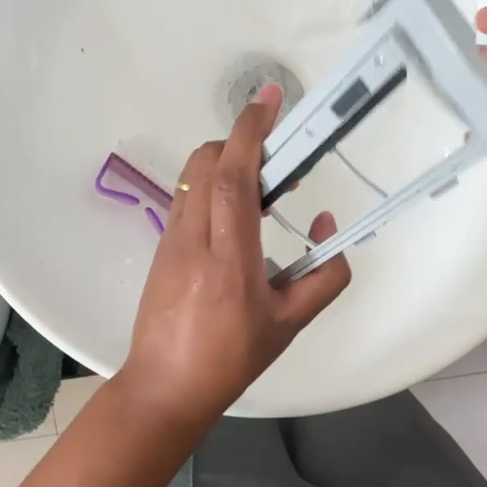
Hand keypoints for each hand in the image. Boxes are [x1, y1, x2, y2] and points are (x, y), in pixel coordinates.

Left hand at [116, 82, 352, 423]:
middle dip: (242, 142)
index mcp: (229, 259)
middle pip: (208, 161)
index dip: (252, 132)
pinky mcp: (160, 247)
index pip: (235, 177)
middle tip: (281, 163)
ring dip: (228, 164)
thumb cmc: (232, 358)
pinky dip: (214, 187)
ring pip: (194, 176)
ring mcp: (170, 240)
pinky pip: (187, 198)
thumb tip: (324, 226)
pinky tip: (237, 219)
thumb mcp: (291, 324)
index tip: (270, 100)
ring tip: (264, 192)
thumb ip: (325, 275)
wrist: (166, 387)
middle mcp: (193, 239)